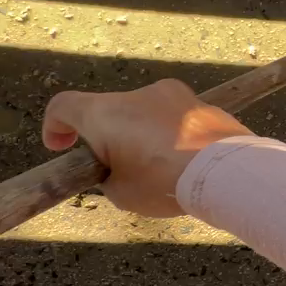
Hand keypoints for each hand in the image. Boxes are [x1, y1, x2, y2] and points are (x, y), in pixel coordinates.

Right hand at [41, 80, 250, 215]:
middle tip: (123, 168)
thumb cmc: (165, 181)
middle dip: (112, 136)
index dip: (56, 126)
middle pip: (114, 111)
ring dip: (148, 134)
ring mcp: (180, 96)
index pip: (65, 106)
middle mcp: (143, 94)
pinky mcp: (210, 105)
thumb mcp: (120, 191)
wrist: (229, 171)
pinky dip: (177, 135)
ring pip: (151, 113)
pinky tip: (188, 161)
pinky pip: (181, 120)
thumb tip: (123, 166)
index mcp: (107, 110)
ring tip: (163, 168)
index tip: (62, 146)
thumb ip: (111, 174)